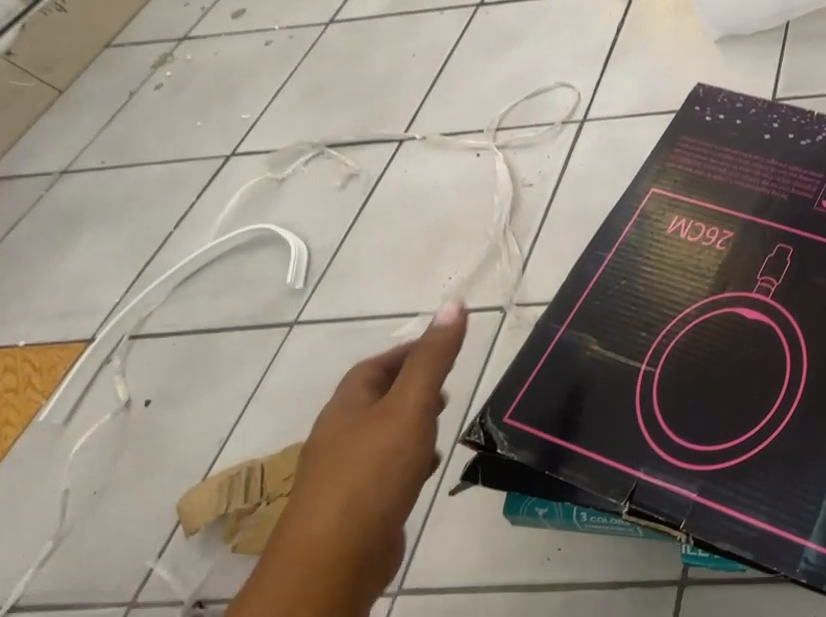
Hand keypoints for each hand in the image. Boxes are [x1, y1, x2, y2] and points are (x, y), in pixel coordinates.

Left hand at [230, 302, 469, 616]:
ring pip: (383, 434)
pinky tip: (428, 468)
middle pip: (377, 399)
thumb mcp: (412, 406)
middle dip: (414, 387)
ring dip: (414, 424)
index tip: (447, 347)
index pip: (376, 367)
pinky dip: (410, 458)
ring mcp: (345, 471)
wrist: (335, 558)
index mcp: (346, 407)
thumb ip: (435, 358)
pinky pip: (386, 467)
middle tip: (450, 386)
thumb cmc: (373, 472)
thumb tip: (455, 304)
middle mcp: (339, 435)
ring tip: (444, 425)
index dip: (409, 352)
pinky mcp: (356, 502)